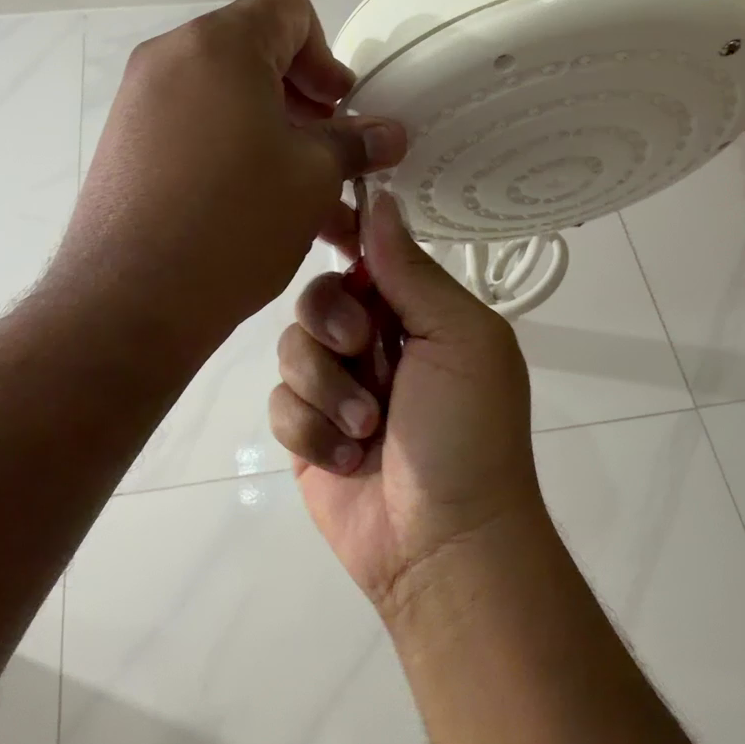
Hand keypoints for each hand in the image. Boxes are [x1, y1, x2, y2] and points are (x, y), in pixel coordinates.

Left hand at [59, 0, 406, 351]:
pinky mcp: (127, 147)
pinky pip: (195, 132)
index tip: (341, 110)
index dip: (327, 55)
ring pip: (228, 103)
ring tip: (313, 204)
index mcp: (219, 45)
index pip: (287, 10)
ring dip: (277, 140)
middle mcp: (171, 59)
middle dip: (306, 104)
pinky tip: (266, 214)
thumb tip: (389, 134)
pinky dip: (236, 156)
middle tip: (332, 155)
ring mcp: (140, 104)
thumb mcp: (312, 178)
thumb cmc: (235, 221)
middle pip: (256, 56)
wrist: (129, 300)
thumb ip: (354, 143)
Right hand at [270, 193, 546, 612]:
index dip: (342, 232)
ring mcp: (336, 389)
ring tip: (366, 429)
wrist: (445, 544)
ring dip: (327, 388)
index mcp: (418, 313)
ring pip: (291, 347)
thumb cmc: (466, 432)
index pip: (369, 254)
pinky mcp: (305, 432)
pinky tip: (346, 459)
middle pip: (319, 295)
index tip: (319, 220)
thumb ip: (413, 271)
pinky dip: (311, 429)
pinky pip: (278, 402)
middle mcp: (374, 344)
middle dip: (333, 321)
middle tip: (362, 348)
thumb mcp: (460, 338)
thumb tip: (382, 199)